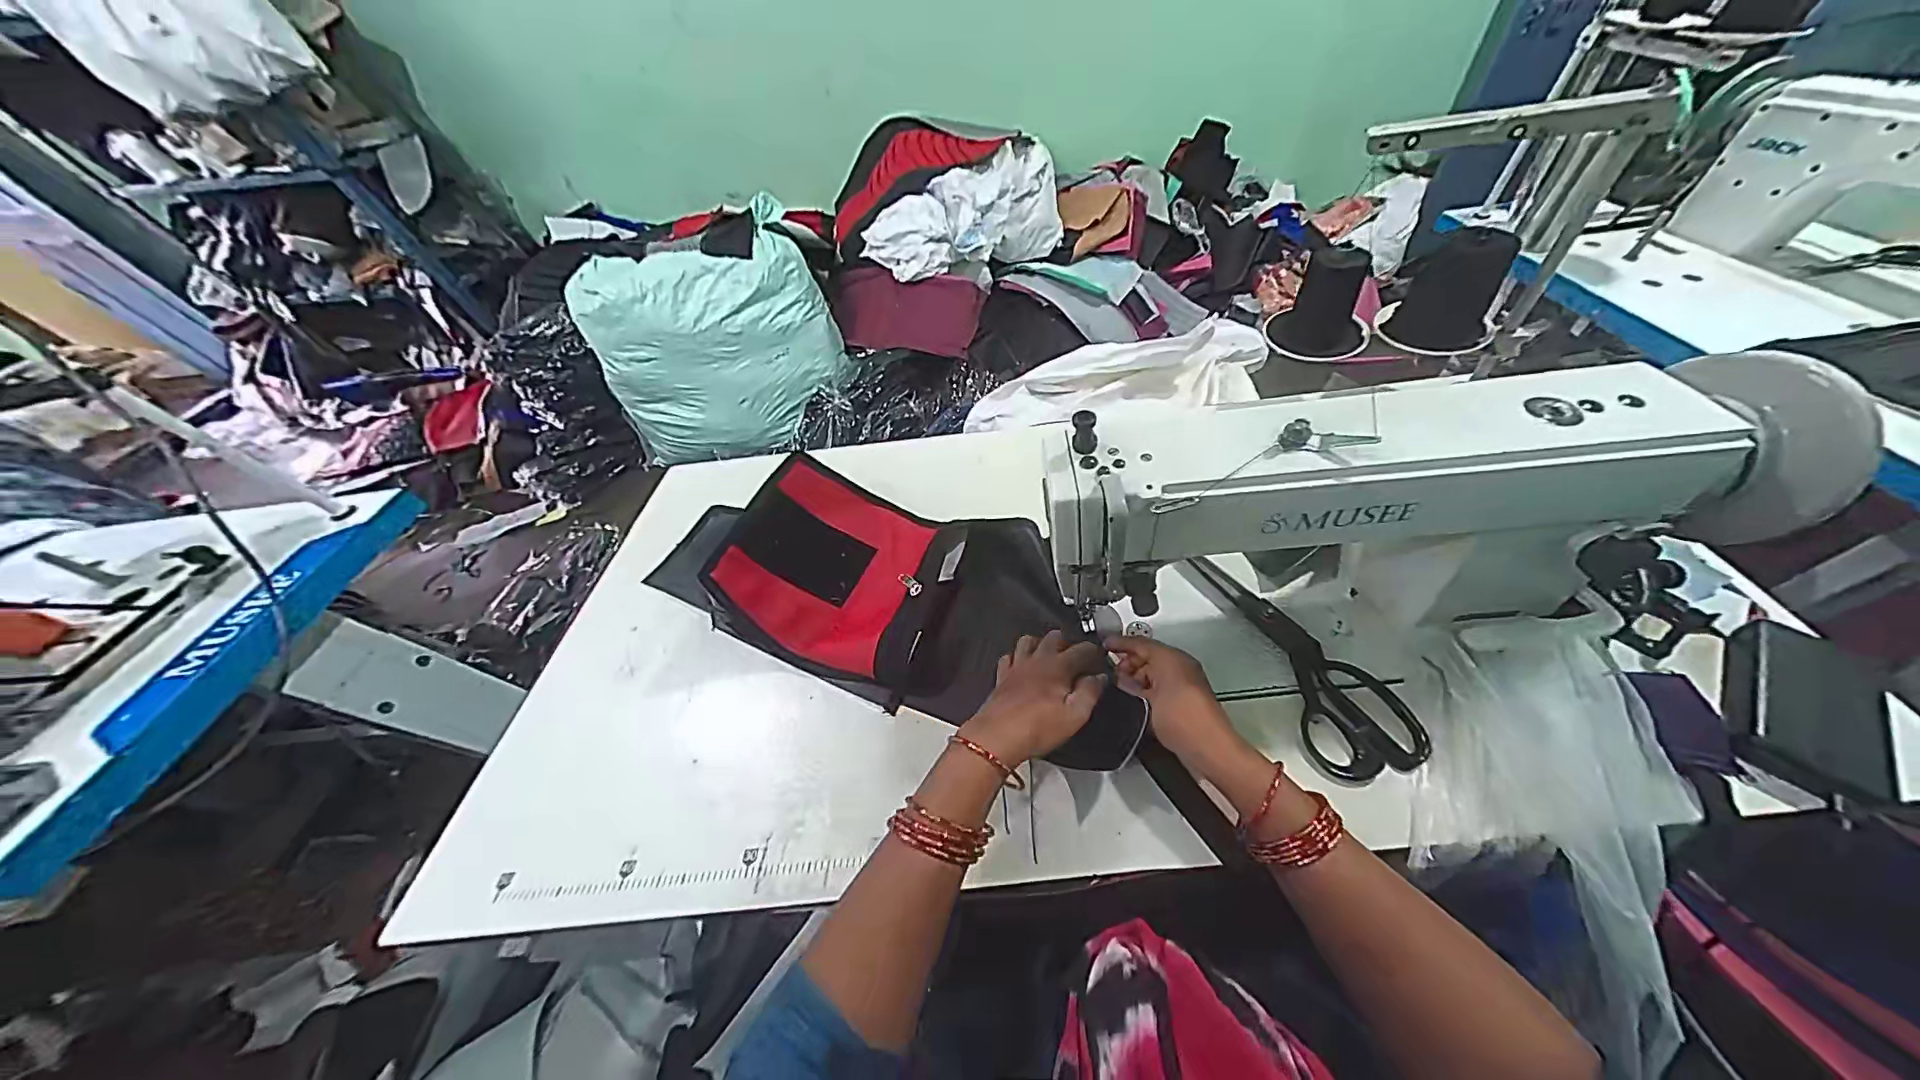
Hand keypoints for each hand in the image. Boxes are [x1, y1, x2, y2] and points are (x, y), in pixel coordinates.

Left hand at [959, 631, 1107, 767]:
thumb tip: (1098, 679)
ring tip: (1050, 655)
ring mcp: (1017, 666)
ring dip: (1041, 644)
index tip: (1099, 659)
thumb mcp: (1075, 716)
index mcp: (1058, 667)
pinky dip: (1018, 657)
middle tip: (1076, 656)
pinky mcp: (1002, 677)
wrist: (998, 737)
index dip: (1094, 651)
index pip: (1082, 649)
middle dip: (1068, 642)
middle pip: (1054, 637)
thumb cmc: (1035, 728)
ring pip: (1029, 641)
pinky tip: (1022, 666)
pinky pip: (1009, 656)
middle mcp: (1036, 661)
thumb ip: (1090, 693)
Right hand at [1104, 636, 1247, 777]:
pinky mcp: (1186, 700)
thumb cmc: (1185, 721)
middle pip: (1147, 656)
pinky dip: (1146, 690)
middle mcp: (1181, 667)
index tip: (1106, 644)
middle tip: (1110, 672)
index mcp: (1173, 658)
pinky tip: (1136, 701)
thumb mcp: (1147, 698)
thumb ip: (1130, 685)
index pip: (1141, 643)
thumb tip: (1120, 680)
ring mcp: (1185, 683)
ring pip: (1154, 672)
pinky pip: (1161, 686)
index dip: (1120, 643)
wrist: (1209, 747)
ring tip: (1120, 689)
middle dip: (1127, 663)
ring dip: (1136, 678)